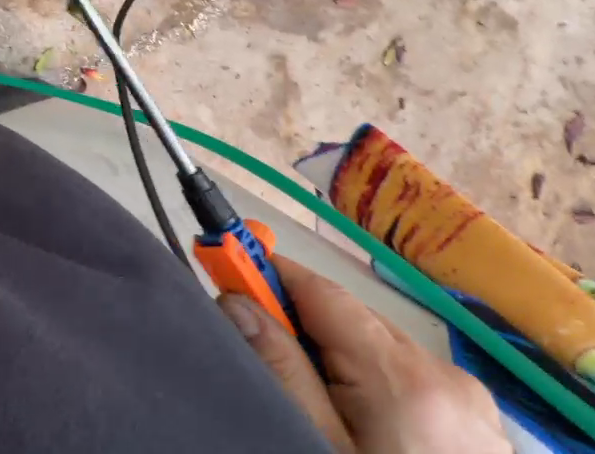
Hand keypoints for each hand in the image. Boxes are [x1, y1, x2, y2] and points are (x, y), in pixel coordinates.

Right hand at [220, 256, 510, 453]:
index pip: (319, 290)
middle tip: (246, 339)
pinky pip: (404, 373)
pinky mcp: (479, 425)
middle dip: (292, 317)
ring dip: (328, 348)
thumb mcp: (313, 442)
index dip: (263, 268)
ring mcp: (471, 403)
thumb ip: (278, 368)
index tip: (214, 257)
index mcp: (404, 378)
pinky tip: (349, 414)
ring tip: (302, 391)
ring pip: (372, 343)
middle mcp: (445, 376)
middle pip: (345, 315)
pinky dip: (364, 374)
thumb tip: (235, 300)